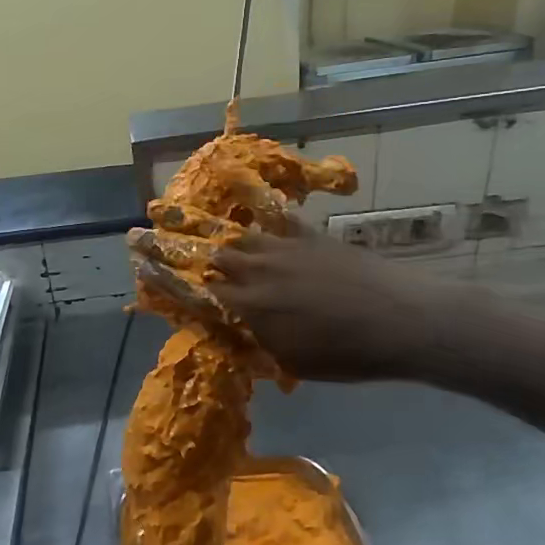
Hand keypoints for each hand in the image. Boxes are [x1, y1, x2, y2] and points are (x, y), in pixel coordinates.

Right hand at [131, 223, 478, 382]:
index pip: (191, 291)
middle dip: (169, 246)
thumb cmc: (349, 354)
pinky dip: (253, 199)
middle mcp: (254, 272)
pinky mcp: (305, 235)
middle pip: (204, 257)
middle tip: (141, 234)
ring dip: (205, 231)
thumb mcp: (293, 363)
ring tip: (175, 214)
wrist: (407, 321)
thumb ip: (252, 345)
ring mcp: (279, 248)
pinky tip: (234, 180)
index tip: (137, 264)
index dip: (160, 277)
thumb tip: (222, 334)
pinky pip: (272, 213)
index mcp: (247, 308)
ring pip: (231, 236)